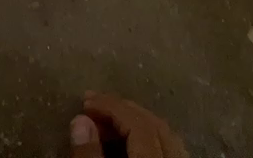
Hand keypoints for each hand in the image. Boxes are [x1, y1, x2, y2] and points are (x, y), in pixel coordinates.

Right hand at [70, 93, 188, 157]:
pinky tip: (134, 140)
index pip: (136, 122)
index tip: (85, 101)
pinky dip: (151, 137)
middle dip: (124, 109)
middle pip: (155, 125)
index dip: (110, 106)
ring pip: (168, 136)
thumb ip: (90, 156)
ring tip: (111, 120)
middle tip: (95, 106)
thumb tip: (80, 119)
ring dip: (139, 121)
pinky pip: (172, 149)